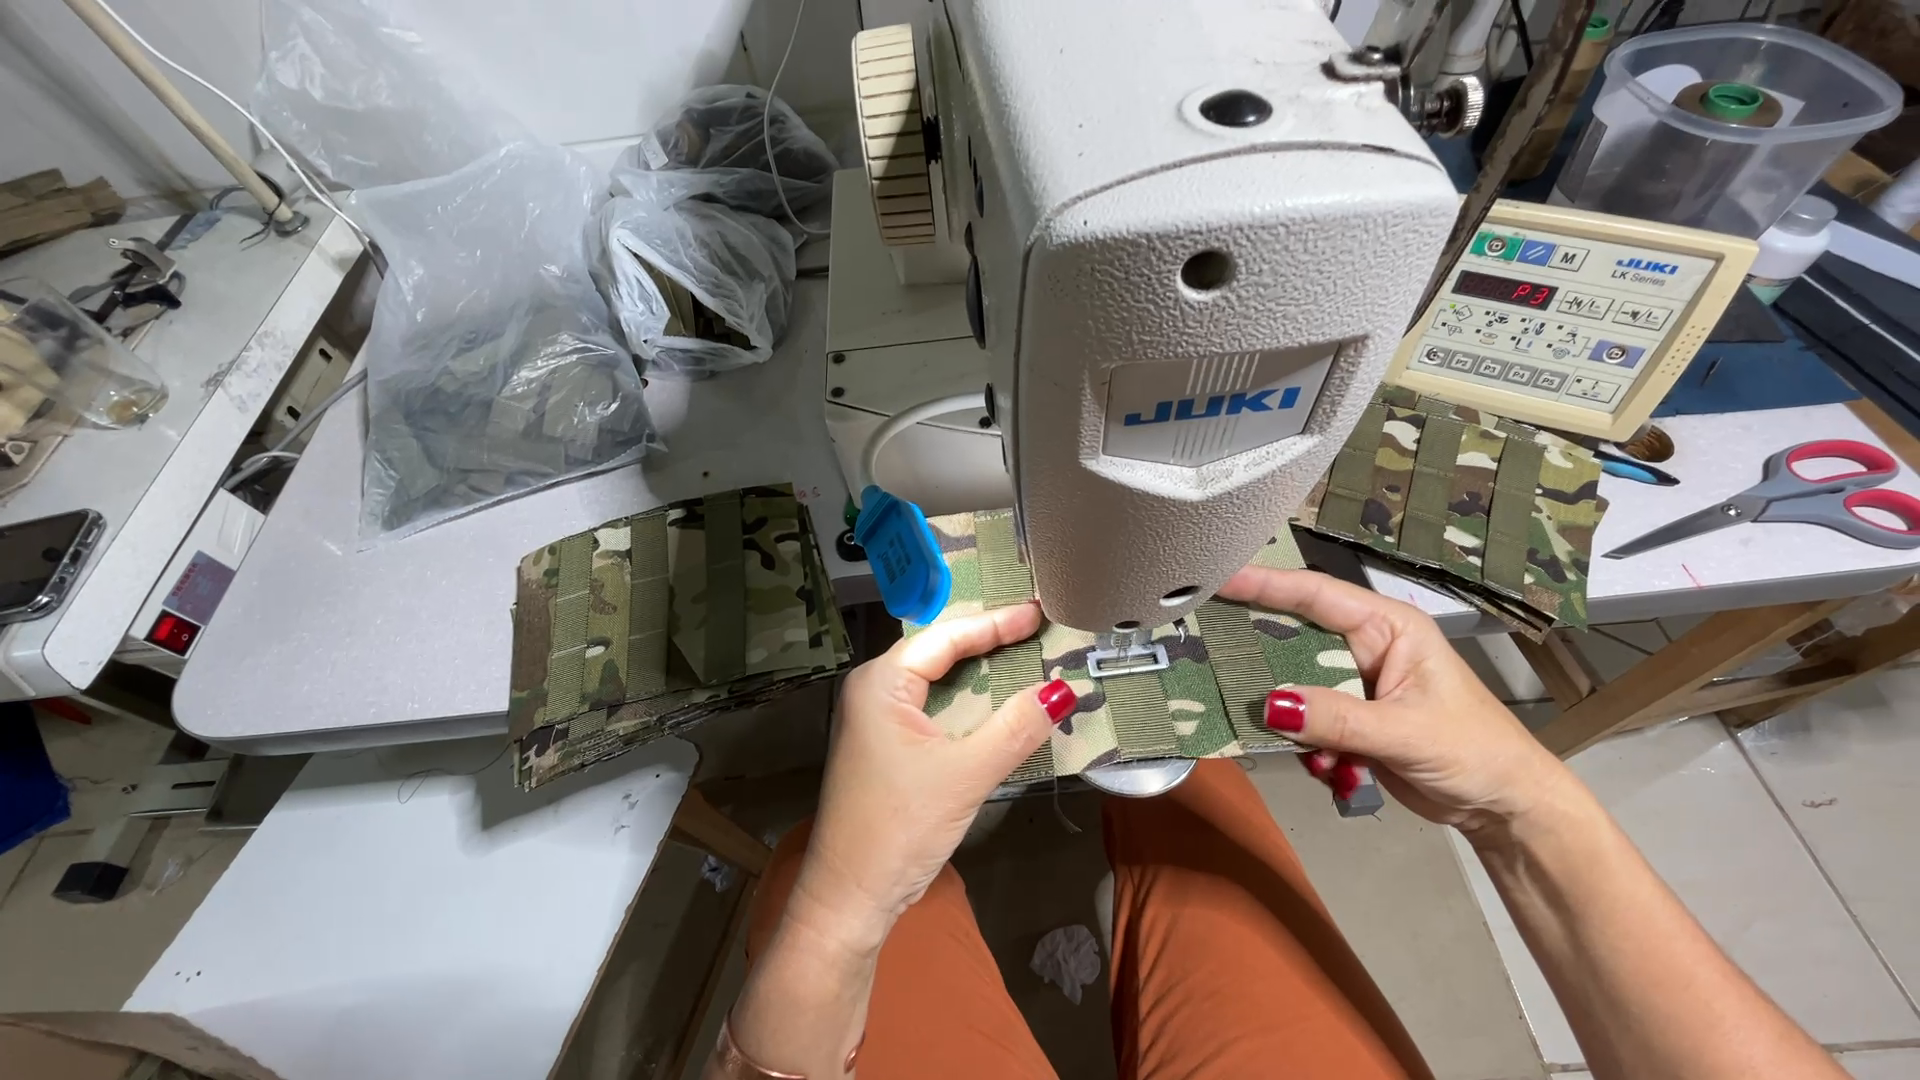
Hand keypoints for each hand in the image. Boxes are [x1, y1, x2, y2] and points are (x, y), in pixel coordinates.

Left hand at [787, 601, 1075, 954]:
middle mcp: (874, 690)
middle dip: (988, 641)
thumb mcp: (965, 774)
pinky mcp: (887, 747)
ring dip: (981, 674)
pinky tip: (999, 705)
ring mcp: (877, 720)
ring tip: (1028, 656)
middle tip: (1038, 628)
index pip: (945, 636)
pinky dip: (969, 704)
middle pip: (939, 652)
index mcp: (880, 682)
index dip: (995, 623)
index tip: (1038, 612)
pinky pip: (934, 709)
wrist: (848, 899)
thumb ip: (1015, 728)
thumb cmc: (899, 827)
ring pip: (938, 682)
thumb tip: (1062, 689)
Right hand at [1218, 566, 1573, 840]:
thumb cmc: (1475, 752)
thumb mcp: (1406, 732)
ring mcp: (1353, 684)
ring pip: (1292, 686)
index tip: (1218, 579)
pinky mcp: (1346, 719)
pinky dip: (1306, 748)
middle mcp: (1364, 647)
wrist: (1504, 809)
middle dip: (1263, 660)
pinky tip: (1333, 772)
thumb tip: (1269, 704)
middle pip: (1293, 637)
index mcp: (1387, 628)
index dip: (1265, 584)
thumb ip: (1337, 718)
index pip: (1317, 595)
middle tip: (1215, 658)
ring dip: (1291, 721)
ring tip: (1312, 752)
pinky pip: (1302, 722)